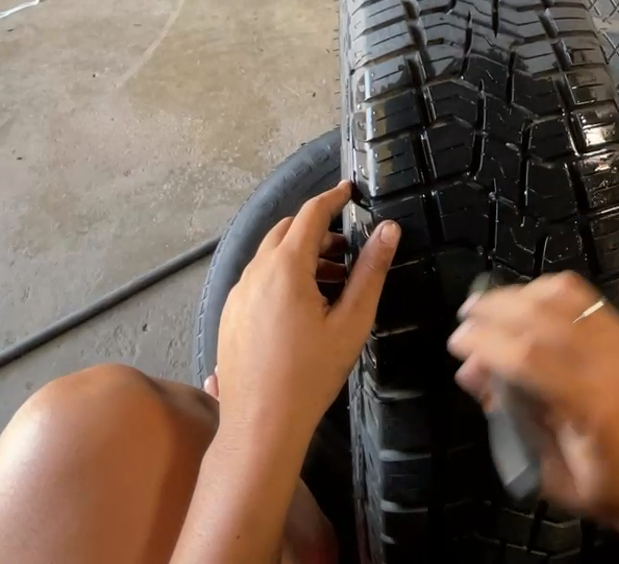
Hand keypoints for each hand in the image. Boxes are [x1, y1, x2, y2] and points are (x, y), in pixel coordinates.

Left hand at [214, 181, 398, 446]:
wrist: (260, 427)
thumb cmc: (311, 373)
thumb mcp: (351, 321)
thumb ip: (371, 271)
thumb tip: (389, 229)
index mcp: (285, 267)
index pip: (310, 214)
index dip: (332, 198)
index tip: (349, 191)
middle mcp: (255, 272)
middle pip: (286, 231)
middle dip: (317, 229)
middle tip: (346, 246)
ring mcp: (237, 294)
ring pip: (270, 255)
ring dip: (300, 254)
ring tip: (331, 281)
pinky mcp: (229, 315)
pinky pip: (257, 279)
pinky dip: (281, 275)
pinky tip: (301, 307)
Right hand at [448, 273, 618, 537]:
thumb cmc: (606, 487)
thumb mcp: (549, 471)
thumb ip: (510, 419)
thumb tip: (468, 372)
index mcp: (590, 405)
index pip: (527, 356)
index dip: (486, 343)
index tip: (457, 342)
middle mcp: (607, 362)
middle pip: (541, 315)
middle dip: (494, 309)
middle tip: (464, 315)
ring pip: (560, 295)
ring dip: (518, 294)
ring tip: (488, 304)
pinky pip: (581, 294)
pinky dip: (546, 290)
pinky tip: (525, 300)